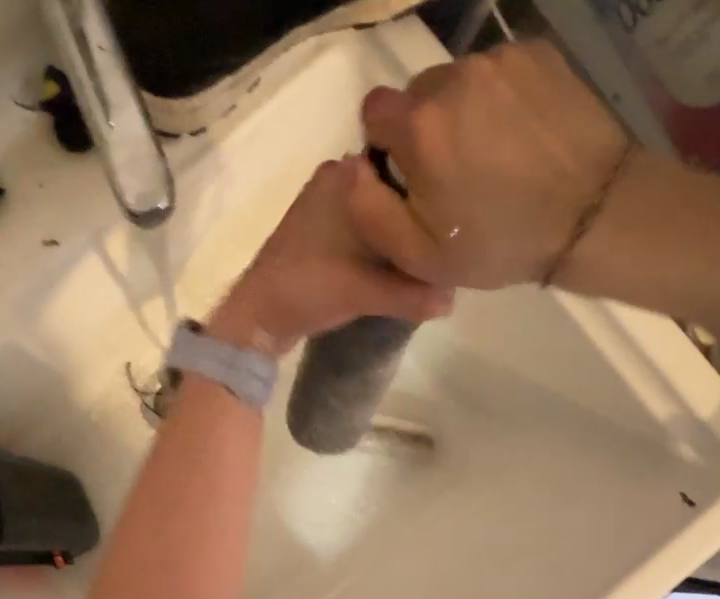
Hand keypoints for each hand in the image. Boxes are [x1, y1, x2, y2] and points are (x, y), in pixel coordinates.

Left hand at [208, 158, 453, 353]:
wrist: (258, 315)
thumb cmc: (309, 288)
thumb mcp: (366, 292)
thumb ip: (412, 293)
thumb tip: (454, 297)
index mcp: (346, 176)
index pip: (405, 161)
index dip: (434, 181)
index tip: (461, 203)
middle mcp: (335, 179)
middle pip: (394, 185)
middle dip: (419, 206)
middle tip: (453, 230)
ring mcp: (324, 203)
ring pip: (377, 206)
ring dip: (399, 224)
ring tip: (434, 244)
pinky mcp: (319, 229)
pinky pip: (362, 223)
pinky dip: (380, 237)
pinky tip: (402, 256)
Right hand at [348, 42, 631, 289]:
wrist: (594, 216)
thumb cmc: (499, 244)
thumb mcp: (418, 254)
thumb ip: (369, 210)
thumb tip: (351, 169)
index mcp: (419, 125)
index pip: (374, 112)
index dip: (387, 146)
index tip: (413, 176)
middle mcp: (454, 79)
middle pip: (417, 94)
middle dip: (426, 127)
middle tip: (457, 170)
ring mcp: (500, 61)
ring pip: (458, 82)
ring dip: (463, 112)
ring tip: (494, 153)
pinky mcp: (538, 54)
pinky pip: (498, 72)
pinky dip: (501, 98)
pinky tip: (522, 134)